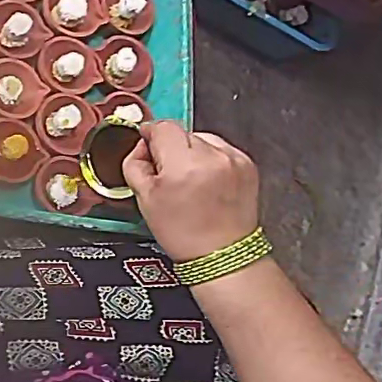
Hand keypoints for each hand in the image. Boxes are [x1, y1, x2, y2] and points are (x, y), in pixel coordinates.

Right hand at [123, 122, 260, 260]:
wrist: (221, 254)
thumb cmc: (183, 232)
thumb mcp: (144, 200)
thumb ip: (135, 165)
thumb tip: (140, 147)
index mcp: (183, 165)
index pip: (162, 128)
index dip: (149, 134)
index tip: (145, 144)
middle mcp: (212, 156)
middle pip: (181, 133)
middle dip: (169, 148)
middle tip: (165, 174)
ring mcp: (233, 158)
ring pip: (201, 139)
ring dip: (190, 153)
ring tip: (187, 181)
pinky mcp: (246, 164)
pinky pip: (219, 150)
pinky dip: (209, 160)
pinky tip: (204, 182)